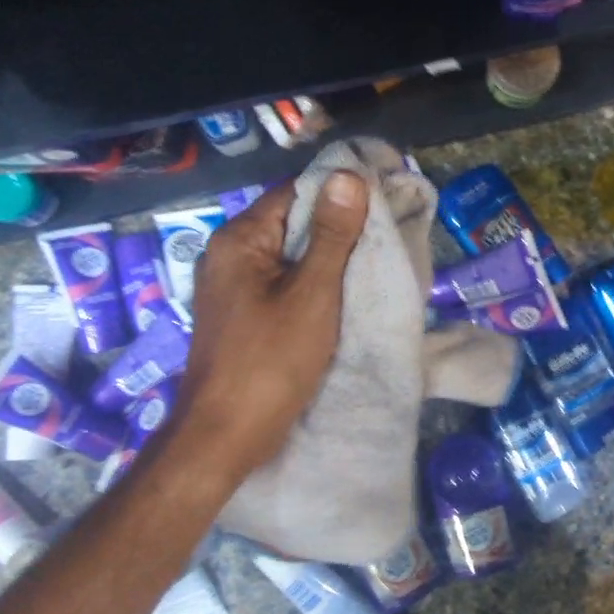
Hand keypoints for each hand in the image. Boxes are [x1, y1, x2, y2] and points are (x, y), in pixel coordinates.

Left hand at [168, 172, 367, 486]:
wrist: (224, 437)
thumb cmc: (270, 362)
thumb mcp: (312, 294)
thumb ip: (332, 235)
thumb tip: (348, 175)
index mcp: (239, 240)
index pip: (295, 192)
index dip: (340, 191)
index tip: (385, 196)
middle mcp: (230, 255)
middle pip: (293, 222)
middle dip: (340, 226)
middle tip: (389, 230)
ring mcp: (234, 287)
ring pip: (292, 255)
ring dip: (330, 258)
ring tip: (376, 260)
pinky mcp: (244, 314)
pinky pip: (285, 282)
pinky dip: (315, 283)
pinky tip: (346, 293)